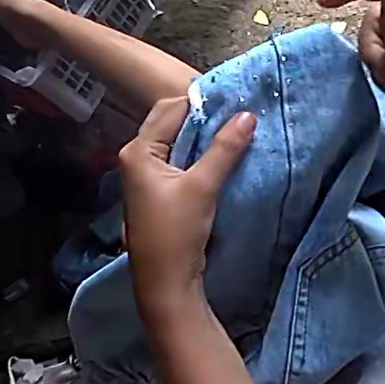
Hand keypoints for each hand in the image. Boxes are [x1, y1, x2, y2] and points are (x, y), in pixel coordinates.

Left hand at [118, 96, 256, 312]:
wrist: (165, 284)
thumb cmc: (176, 233)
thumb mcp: (203, 187)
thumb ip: (225, 149)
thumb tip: (248, 115)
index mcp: (138, 151)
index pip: (171, 109)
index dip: (202, 103)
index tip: (234, 100)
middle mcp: (136, 158)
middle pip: (171, 123)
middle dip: (203, 117)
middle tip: (236, 113)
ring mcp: (146, 175)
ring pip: (177, 142)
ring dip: (203, 137)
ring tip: (234, 131)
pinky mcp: (159, 190)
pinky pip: (180, 160)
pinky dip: (199, 154)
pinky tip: (222, 155)